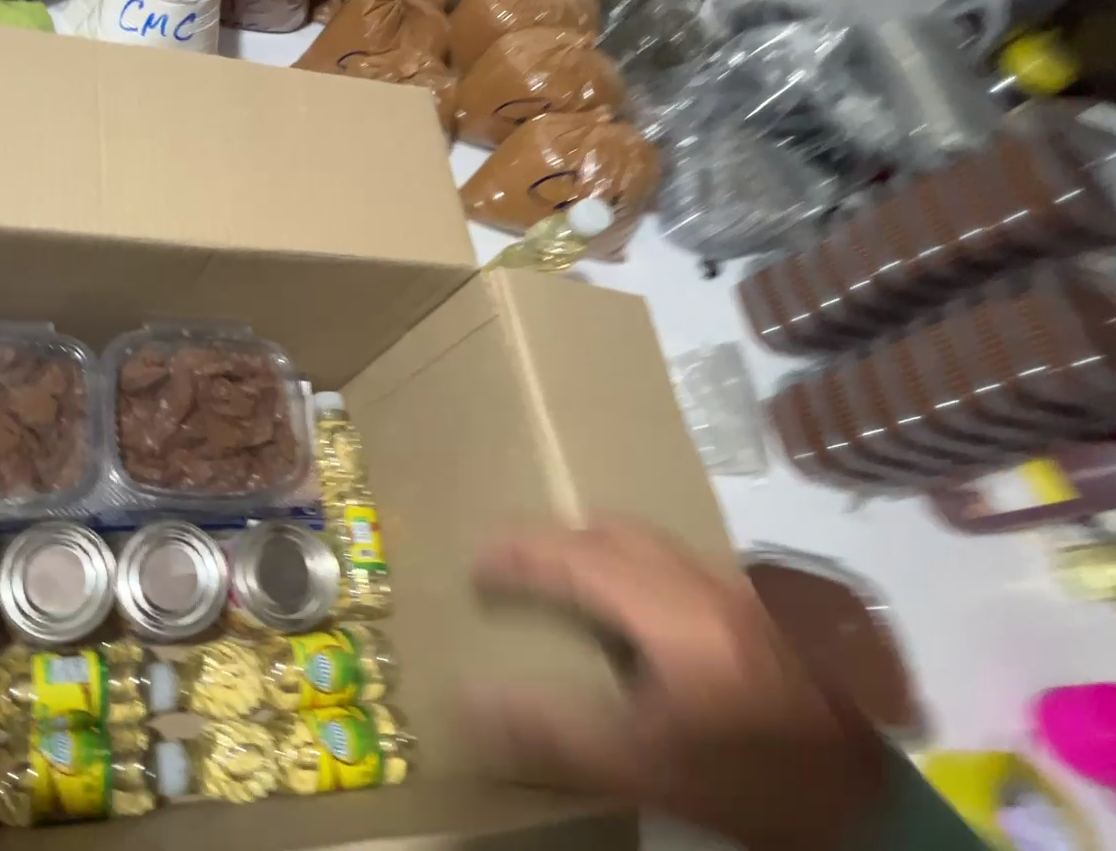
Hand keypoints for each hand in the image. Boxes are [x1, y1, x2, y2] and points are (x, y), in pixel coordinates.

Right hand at [466, 525, 887, 850]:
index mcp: (677, 614)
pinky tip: (640, 618)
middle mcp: (712, 588)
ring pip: (655, 546)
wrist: (880, 814)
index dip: (518, 556)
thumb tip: (467, 702)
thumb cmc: (752, 784)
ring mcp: (748, 597)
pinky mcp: (771, 616)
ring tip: (567, 581)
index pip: (577, 559)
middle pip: (618, 532)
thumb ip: (552, 734)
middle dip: (558, 539)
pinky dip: (640, 573)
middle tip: (517, 566)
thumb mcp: (644, 767)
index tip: (476, 566)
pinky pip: (683, 568)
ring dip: (599, 551)